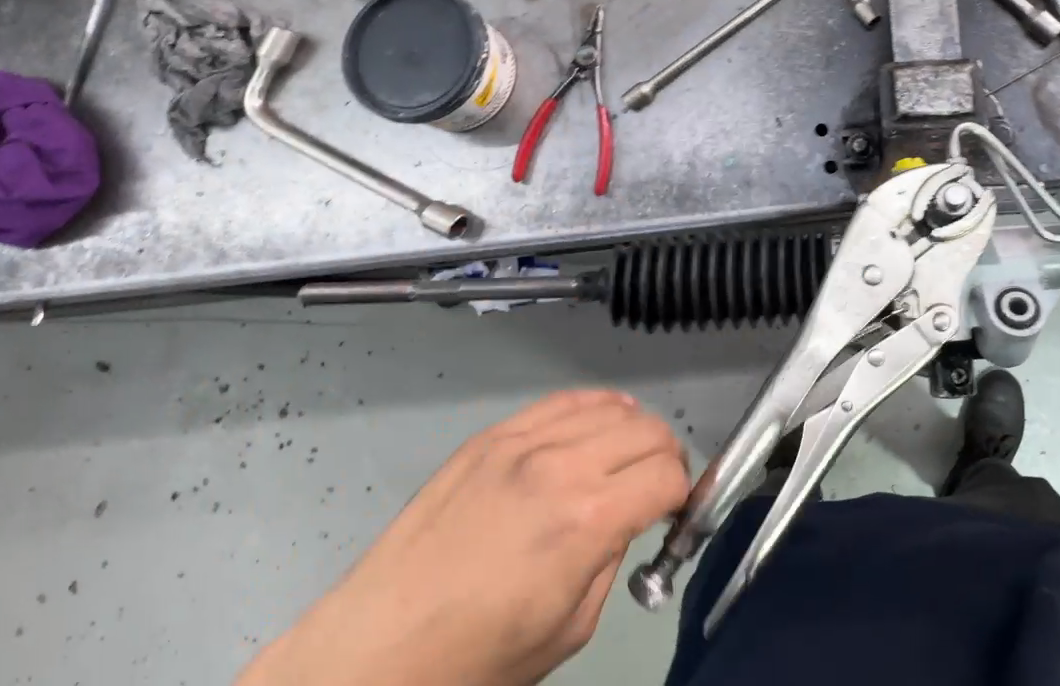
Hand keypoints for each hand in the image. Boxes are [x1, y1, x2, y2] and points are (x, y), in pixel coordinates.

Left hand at [238, 390, 689, 685]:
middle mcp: (561, 466)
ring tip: (624, 461)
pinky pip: (560, 402)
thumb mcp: (571, 626)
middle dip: (666, 459)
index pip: (670, 475)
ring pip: (610, 407)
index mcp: (588, 519)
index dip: (683, 495)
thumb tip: (626, 520)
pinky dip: (592, 408)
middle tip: (655, 490)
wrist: (377, 647)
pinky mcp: (490, 437)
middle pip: (649, 431)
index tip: (673, 513)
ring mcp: (521, 443)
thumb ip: (611, 558)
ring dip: (633, 431)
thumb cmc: (477, 656)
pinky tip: (594, 428)